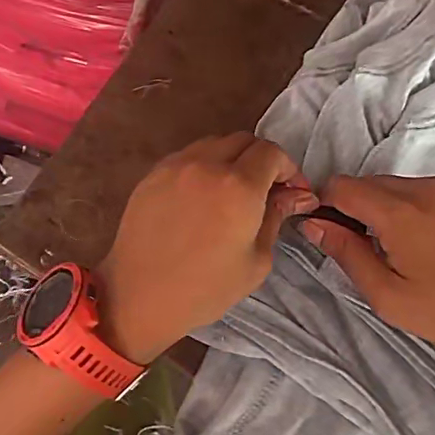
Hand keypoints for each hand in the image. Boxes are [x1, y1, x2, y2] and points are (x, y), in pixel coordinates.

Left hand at [95, 133, 315, 362]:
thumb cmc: (205, 288)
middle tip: (265, 190)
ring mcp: (175, 166)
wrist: (140, 294)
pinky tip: (201, 196)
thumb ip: (275, 217)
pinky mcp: (153, 174)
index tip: (291, 191)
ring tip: (231, 191)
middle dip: (261, 159)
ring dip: (230, 158)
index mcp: (238, 186)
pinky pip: (186, 156)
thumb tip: (295, 195)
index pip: (271, 152)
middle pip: (243, 140)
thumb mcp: (256, 260)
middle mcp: (206, 165)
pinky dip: (203, 166)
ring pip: (213, 143)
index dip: (288, 168)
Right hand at [301, 174, 434, 380]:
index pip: (341, 186)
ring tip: (426, 253)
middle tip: (379, 251)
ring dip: (403, 210)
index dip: (327, 205)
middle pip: (375, 184)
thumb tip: (313, 223)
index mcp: (399, 211)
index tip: (333, 232)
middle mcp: (430, 186)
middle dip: (364, 210)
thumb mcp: (391, 297)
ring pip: (413, 187)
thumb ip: (346, 254)